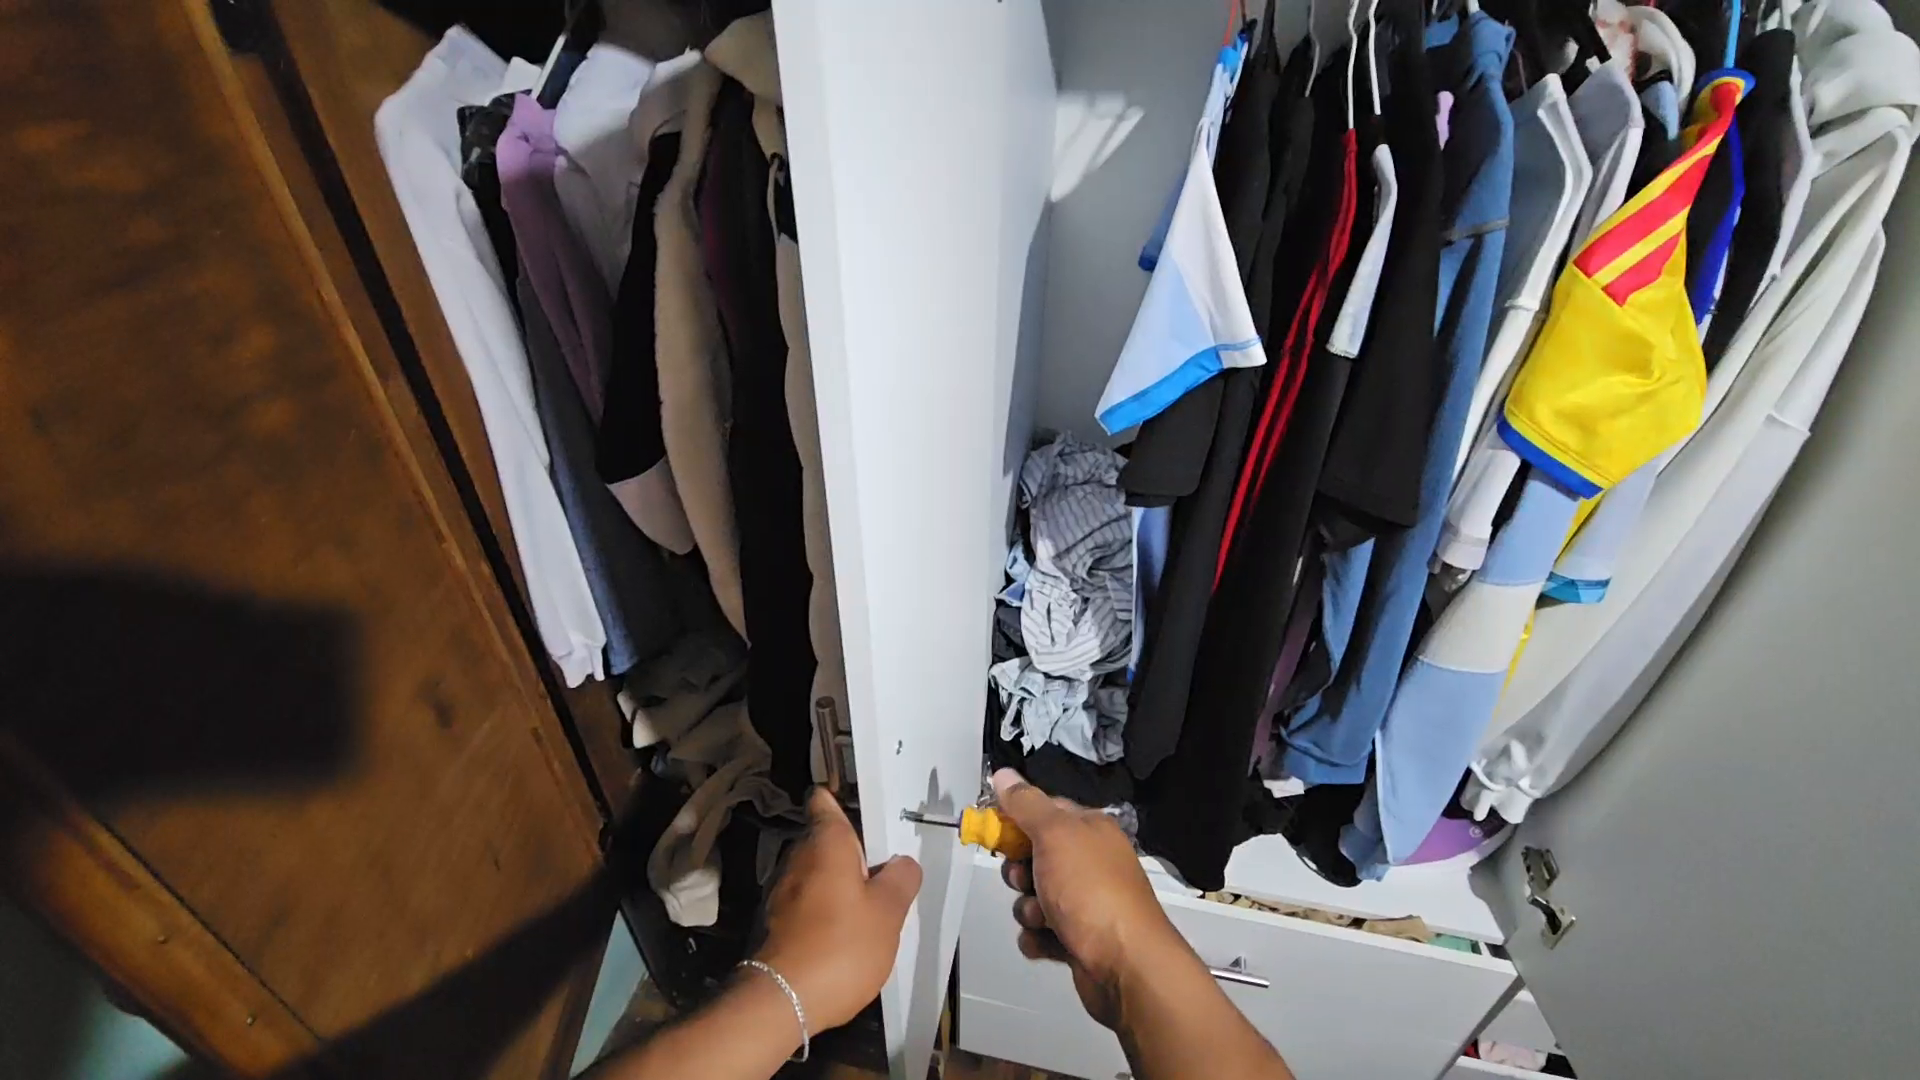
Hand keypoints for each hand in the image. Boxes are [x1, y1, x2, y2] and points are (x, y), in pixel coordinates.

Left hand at [754, 788, 922, 1032]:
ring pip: (816, 872)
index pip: (824, 799)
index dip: (842, 797)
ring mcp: (781, 890)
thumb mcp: (888, 912)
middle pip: (826, 838)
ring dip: (838, 883)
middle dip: (852, 851)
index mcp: (826, 841)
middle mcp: (798, 856)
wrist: (782, 1002)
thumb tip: (903, 863)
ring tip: (869, 906)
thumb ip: (901, 880)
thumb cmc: (840, 945)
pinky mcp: (775, 922)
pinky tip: (845, 935)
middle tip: (884, 870)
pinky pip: (806, 902)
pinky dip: (824, 910)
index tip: (866, 812)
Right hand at [991, 769, 1188, 1028]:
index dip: (1016, 819)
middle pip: (1034, 855)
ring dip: (1028, 908)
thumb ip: (1026, 803)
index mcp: (1090, 829)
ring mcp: (1086, 902)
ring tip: (1042, 919)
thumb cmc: (1090, 889)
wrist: (1126, 965)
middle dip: (1019, 871)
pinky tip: (1046, 942)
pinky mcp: (1079, 939)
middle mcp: (1090, 861)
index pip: (1045, 810)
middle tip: (1025, 879)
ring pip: (1034, 896)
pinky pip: (1042, 932)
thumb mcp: (1055, 834)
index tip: (994, 832)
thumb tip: (1003, 773)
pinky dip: (1038, 938)